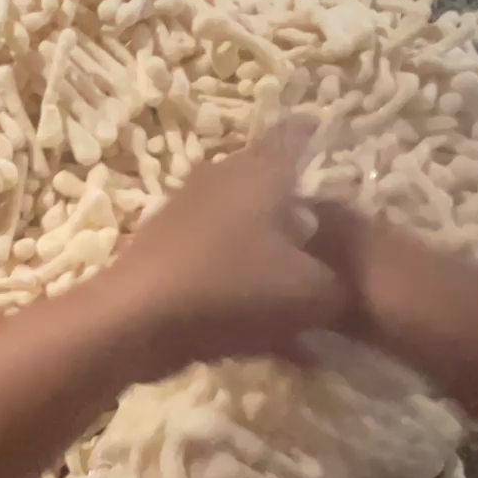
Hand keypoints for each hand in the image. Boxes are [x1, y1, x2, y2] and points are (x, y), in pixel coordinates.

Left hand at [96, 117, 345, 376]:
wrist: (136, 323)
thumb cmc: (231, 287)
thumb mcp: (311, 293)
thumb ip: (340, 286)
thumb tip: (341, 289)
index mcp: (258, 171)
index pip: (294, 134)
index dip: (318, 135)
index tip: (334, 141)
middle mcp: (218, 184)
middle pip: (267, 186)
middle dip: (300, 209)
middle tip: (335, 234)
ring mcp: (185, 222)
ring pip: (243, 233)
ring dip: (273, 259)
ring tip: (310, 291)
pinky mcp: (166, 261)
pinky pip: (221, 273)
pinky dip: (248, 297)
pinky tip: (281, 344)